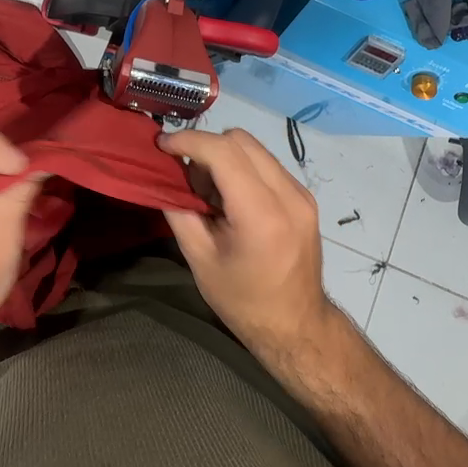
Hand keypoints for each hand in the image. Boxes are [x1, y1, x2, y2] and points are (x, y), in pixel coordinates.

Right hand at [161, 128, 337, 351]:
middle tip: (188, 179)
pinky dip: (241, 168)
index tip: (162, 145)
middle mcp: (288, 195)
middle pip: (239, 140)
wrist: (296, 326)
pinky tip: (232, 200)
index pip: (223, 151)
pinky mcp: (305, 197)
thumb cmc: (243, 300)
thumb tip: (164, 176)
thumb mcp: (199, 259)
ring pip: (253, 148)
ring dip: (224, 157)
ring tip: (210, 193)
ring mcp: (301, 194)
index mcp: (261, 215)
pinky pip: (266, 163)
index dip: (188, 141)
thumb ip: (179, 210)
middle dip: (205, 148)